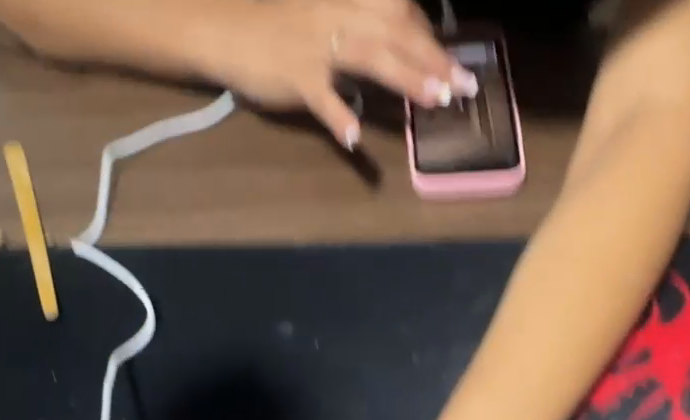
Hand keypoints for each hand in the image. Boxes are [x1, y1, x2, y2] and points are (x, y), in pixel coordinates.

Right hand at [197, 0, 475, 147]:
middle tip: (464, 85)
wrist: (224, 29)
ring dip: (405, 78)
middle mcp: (336, 14)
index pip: (398, 11)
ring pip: (367, 56)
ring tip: (435, 100)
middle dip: (432, 57)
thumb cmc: (280, 28)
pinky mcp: (293, 75)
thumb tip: (404, 53)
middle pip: (394, 31)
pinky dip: (337, 117)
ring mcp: (315, 45)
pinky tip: (354, 138)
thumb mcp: (326, 16)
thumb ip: (363, 32)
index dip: (427, 37)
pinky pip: (320, 98)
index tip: (451, 65)